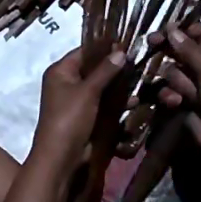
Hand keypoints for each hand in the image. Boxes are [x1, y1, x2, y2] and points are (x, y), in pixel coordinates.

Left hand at [33, 46, 129, 163]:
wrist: (60, 157)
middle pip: (93, 69)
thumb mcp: (88, 91)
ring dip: (118, 87)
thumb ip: (105, 71)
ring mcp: (76, 101)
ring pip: (100, 88)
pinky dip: (116, 103)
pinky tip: (134, 103)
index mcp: (60, 71)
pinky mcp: (85, 116)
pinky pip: (102, 104)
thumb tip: (120, 51)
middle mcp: (66, 83)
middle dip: (114, 69)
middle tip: (138, 63)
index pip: (83, 51)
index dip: (104, 47)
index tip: (127, 44)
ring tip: (140, 83)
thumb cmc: (70, 118)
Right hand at [150, 23, 200, 156]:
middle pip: (182, 52)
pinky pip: (169, 92)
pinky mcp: (184, 103)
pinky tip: (175, 104)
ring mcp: (195, 86)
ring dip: (175, 82)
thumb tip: (172, 27)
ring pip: (173, 73)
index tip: (163, 29)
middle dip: (169, 51)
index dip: (182, 30)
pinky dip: (170, 97)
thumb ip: (190, 50)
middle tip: (151, 44)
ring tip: (183, 95)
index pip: (200, 34)